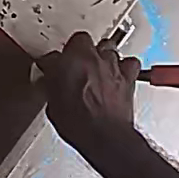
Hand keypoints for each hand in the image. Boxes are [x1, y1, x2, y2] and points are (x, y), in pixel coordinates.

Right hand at [37, 31, 140, 158]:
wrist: (103, 135)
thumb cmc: (78, 121)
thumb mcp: (52, 101)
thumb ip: (51, 82)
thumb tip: (49, 78)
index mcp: (69, 59)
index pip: (58, 50)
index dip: (56, 58)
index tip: (53, 66)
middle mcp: (92, 57)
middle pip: (85, 42)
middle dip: (79, 52)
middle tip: (73, 65)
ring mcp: (112, 65)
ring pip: (107, 49)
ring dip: (100, 57)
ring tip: (94, 70)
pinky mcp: (128, 77)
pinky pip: (129, 63)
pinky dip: (123, 67)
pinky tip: (117, 75)